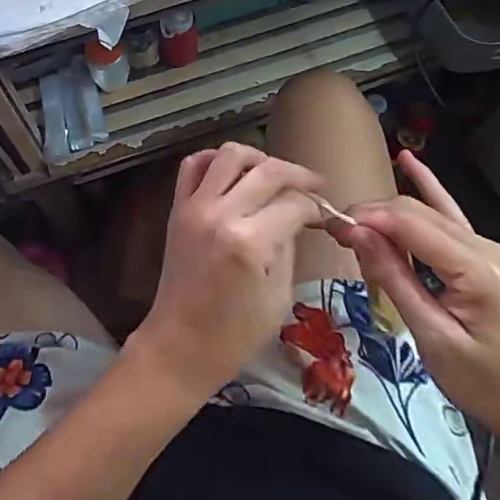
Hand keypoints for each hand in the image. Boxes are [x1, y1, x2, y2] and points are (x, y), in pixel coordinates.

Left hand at [130, 142, 323, 398]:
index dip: (314, 206)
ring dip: (258, 157)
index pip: (293, 204)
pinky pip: (192, 165)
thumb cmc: (235, 334)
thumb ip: (288, 246)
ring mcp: (195, 207)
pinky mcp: (177, 207)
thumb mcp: (279, 295)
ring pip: (230, 153)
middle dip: (297, 174)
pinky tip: (232, 172)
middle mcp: (221, 214)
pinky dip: (214, 159)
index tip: (322, 212)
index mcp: (250, 243)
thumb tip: (298, 215)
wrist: (180, 345)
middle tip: (312, 184)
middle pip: (268, 171)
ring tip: (272, 174)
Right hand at [328, 150, 499, 443]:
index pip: (410, 224)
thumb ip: (394, 278)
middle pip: (418, 213)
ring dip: (389, 215)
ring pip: (428, 214)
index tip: (332, 224)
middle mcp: (488, 247)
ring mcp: (490, 248)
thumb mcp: (431, 337)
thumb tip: (355, 232)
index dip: (368, 218)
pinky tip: (409, 162)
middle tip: (336, 230)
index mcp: (479, 269)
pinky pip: (449, 217)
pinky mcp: (486, 254)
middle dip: (373, 216)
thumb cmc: (481, 383)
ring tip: (353, 224)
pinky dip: (427, 190)